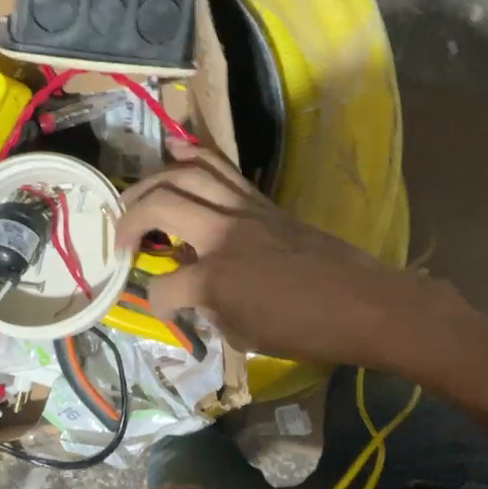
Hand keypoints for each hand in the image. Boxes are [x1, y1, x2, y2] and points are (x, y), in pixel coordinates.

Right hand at [116, 141, 466, 369]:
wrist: (365, 305)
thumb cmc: (307, 332)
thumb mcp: (245, 334)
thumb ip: (209, 309)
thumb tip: (195, 291)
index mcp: (216, 279)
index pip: (163, 287)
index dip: (155, 303)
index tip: (162, 311)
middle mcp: (223, 235)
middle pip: (160, 205)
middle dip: (129, 220)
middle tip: (122, 240)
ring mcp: (245, 211)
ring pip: (187, 174)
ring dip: (153, 182)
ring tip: (136, 198)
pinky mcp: (263, 202)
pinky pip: (221, 169)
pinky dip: (193, 157)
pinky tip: (174, 154)